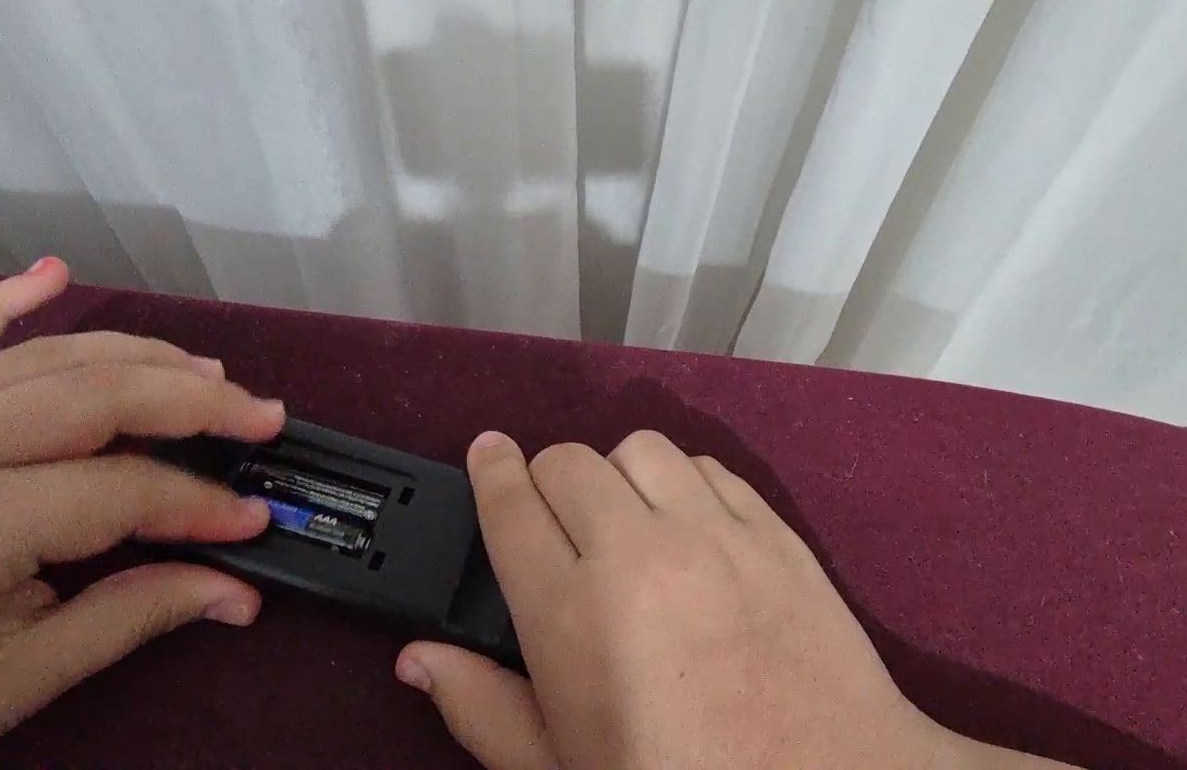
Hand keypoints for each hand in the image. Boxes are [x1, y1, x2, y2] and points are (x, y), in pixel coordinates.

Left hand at [0, 258, 285, 767]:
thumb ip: (132, 618)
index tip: (255, 520)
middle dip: (198, 403)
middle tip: (263, 417)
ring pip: (51, 360)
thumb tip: (240, 594)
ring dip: (142, 358)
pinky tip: (51, 273)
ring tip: (209, 374)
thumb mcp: (2, 688)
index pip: (122, 491)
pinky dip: (2, 301)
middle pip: (101, 397)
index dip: (201, 505)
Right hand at [396, 431, 1077, 769]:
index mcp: (572, 615)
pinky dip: (685, 483)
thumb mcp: (560, 769)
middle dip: (551, 482)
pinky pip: (707, 466)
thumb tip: (417, 656)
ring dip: (621, 476)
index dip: (490, 470)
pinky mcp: (769, 525)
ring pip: (638, 449)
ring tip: (630, 522)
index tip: (487, 454)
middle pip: (568, 462)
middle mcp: (637, 553)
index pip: (510, 506)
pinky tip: (691, 527)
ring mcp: (711, 531)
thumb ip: (481, 707)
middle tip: (563, 526)